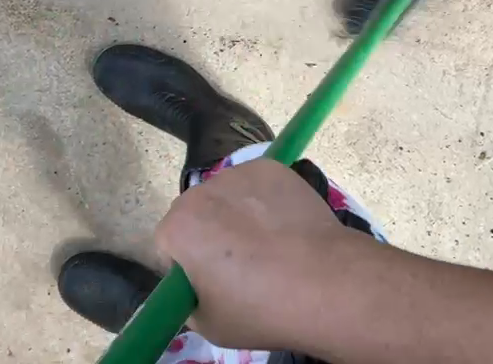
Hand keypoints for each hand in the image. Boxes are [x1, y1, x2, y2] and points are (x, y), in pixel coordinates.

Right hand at [153, 159, 360, 352]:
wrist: (324, 282)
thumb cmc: (262, 308)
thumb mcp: (210, 325)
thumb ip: (188, 300)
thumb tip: (195, 284)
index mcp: (177, 227)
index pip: (167, 244)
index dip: (187, 267)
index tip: (213, 284)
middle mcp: (199, 190)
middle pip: (196, 214)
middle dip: (210, 235)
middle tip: (242, 266)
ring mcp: (236, 174)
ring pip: (227, 196)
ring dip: (238, 215)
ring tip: (270, 246)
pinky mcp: (268, 167)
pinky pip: (257, 185)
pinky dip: (265, 201)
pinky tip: (285, 226)